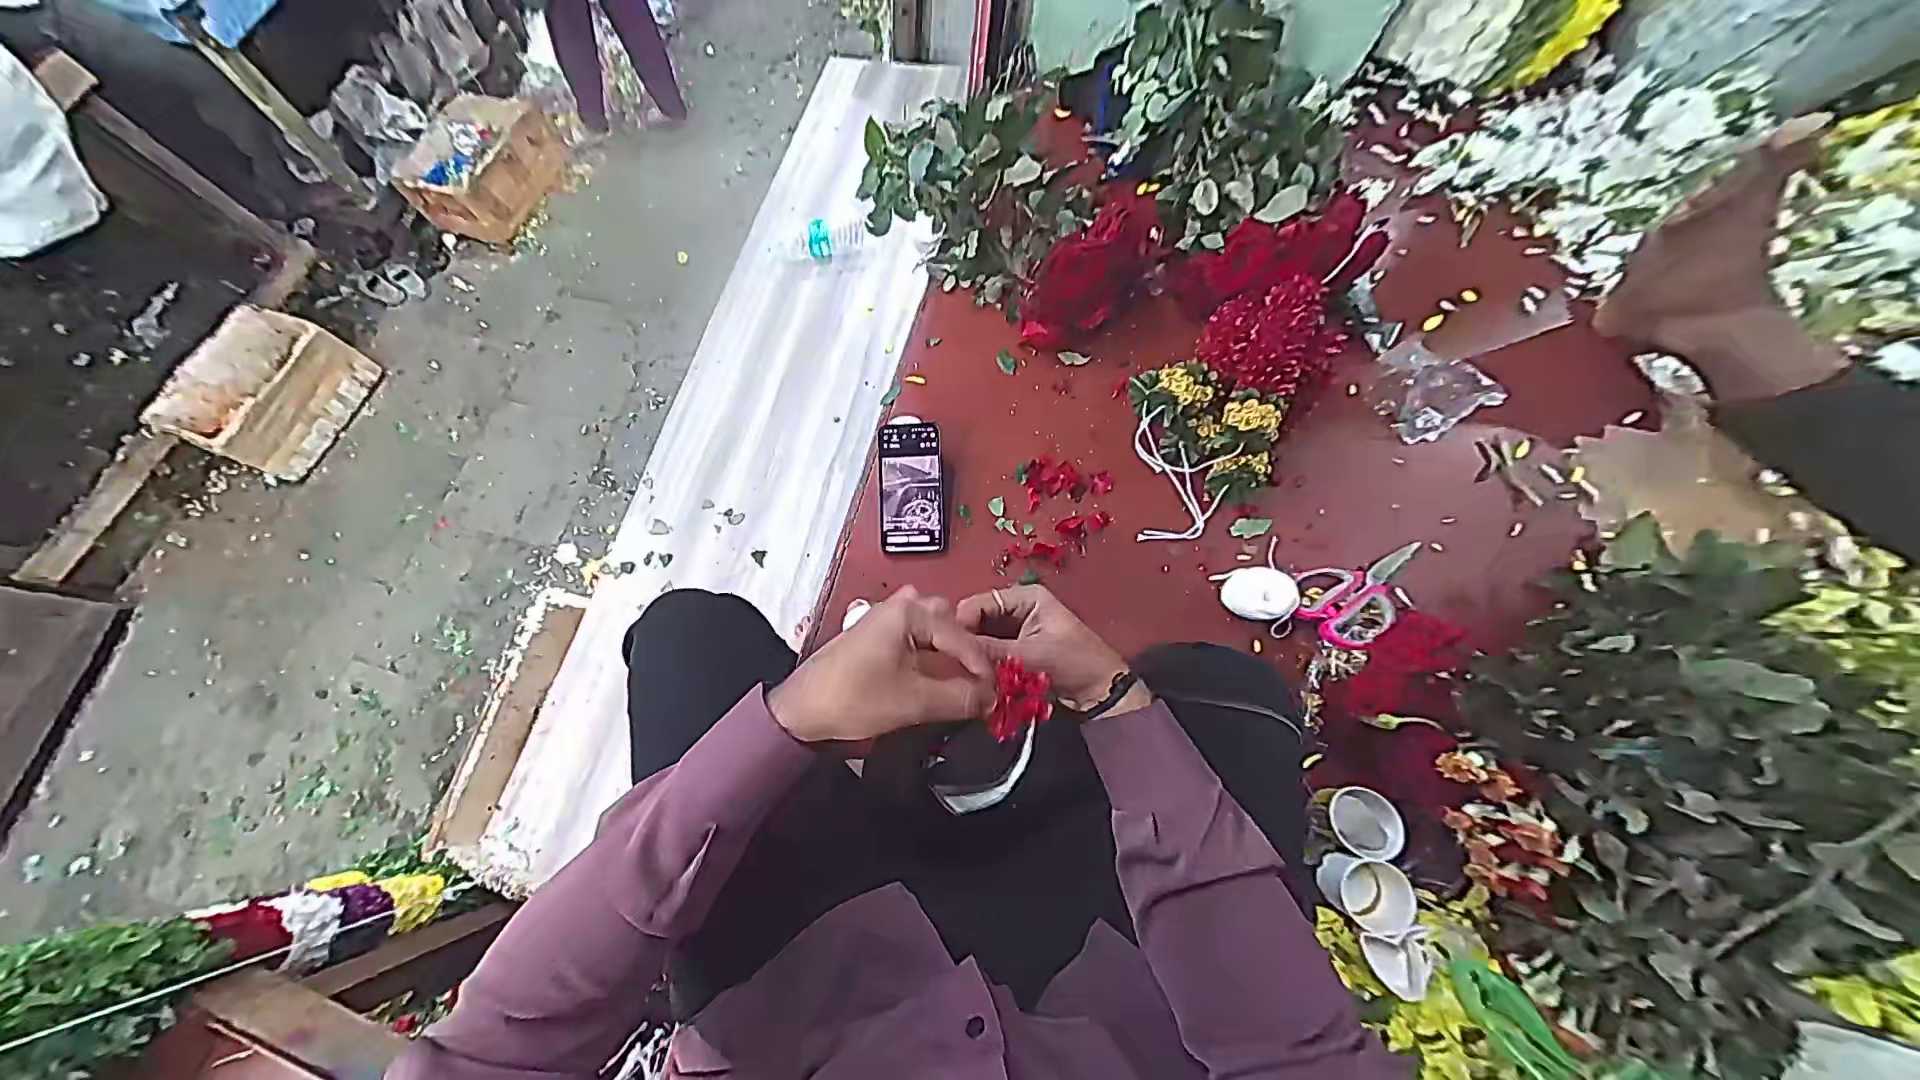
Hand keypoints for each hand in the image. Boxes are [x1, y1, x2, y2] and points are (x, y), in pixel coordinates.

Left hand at [768, 587, 993, 742]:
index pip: (960, 635)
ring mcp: (885, 616)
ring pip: (932, 626)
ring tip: (960, 679)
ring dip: (949, 650)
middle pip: (949, 622)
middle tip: (979, 682)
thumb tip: (991, 698)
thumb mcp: (914, 702)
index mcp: (908, 612)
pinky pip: (915, 634)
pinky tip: (934, 673)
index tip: (996, 690)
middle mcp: (898, 605)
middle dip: (967, 652)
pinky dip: (930, 652)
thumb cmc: (853, 699)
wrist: (802, 710)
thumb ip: (959, 697)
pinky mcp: (876, 632)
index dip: (982, 666)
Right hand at [956, 585, 1128, 708]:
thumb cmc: (1076, 663)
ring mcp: (1018, 630)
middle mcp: (1019, 608)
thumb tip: (955, 648)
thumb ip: (992, 650)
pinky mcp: (1018, 651)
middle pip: (980, 619)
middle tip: (951, 659)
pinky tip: (974, 675)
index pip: (982, 601)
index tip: (948, 642)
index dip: (963, 620)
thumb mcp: (1032, 654)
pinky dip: (985, 663)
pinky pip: (993, 653)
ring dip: (976, 654)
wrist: (1102, 693)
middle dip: (968, 639)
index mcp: (1027, 596)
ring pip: (985, 638)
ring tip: (960, 669)